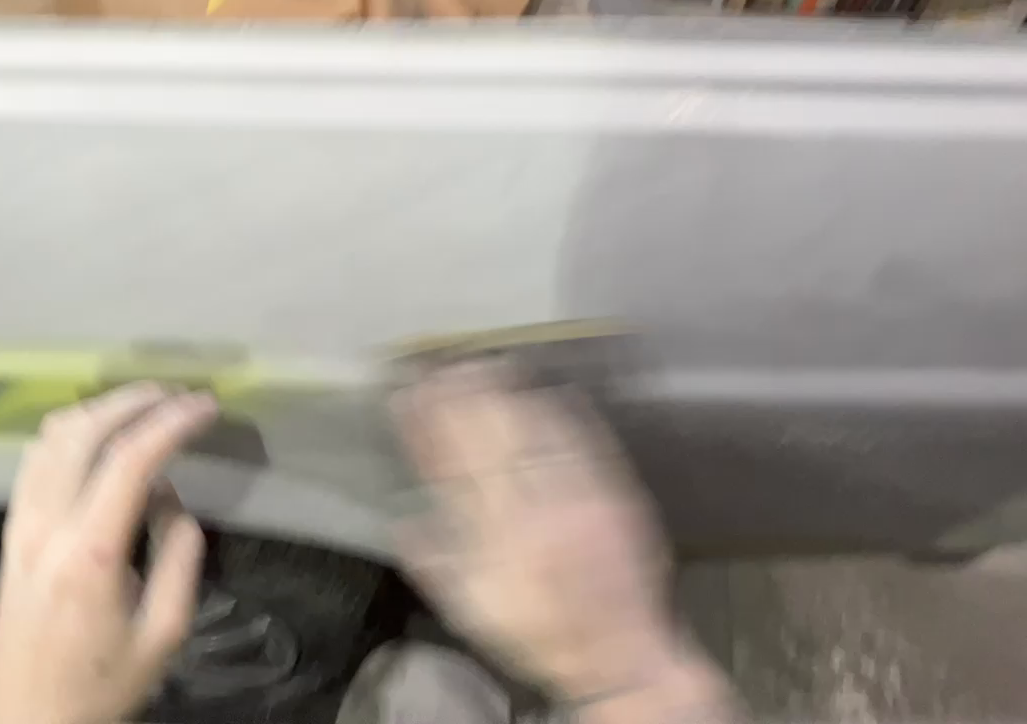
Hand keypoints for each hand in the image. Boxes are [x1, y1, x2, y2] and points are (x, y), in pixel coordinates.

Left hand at [0, 382, 219, 723]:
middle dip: (137, 400)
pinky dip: (70, 428)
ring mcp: (21, 521)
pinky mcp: (10, 526)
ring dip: (102, 407)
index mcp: (89, 553)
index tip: (207, 405)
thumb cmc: (103, 684)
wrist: (27, 722)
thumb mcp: (165, 632)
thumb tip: (167, 493)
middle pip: (87, 430)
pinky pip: (35, 454)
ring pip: (55, 434)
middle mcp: (47, 524)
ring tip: (145, 404)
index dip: (173, 422)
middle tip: (178, 394)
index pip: (131, 459)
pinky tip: (97, 429)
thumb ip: (179, 553)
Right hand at [392, 362, 726, 716]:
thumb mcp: (474, 611)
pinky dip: (562, 412)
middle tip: (439, 367)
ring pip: (532, 435)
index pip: (450, 468)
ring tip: (481, 364)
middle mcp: (532, 515)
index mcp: (494, 540)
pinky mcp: (614, 497)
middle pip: (487, 441)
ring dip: (504, 395)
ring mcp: (576, 502)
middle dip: (459, 399)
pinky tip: (545, 388)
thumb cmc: (539, 634)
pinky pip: (584, 444)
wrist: (624, 661)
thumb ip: (434, 566)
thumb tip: (401, 522)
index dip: (426, 428)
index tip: (406, 397)